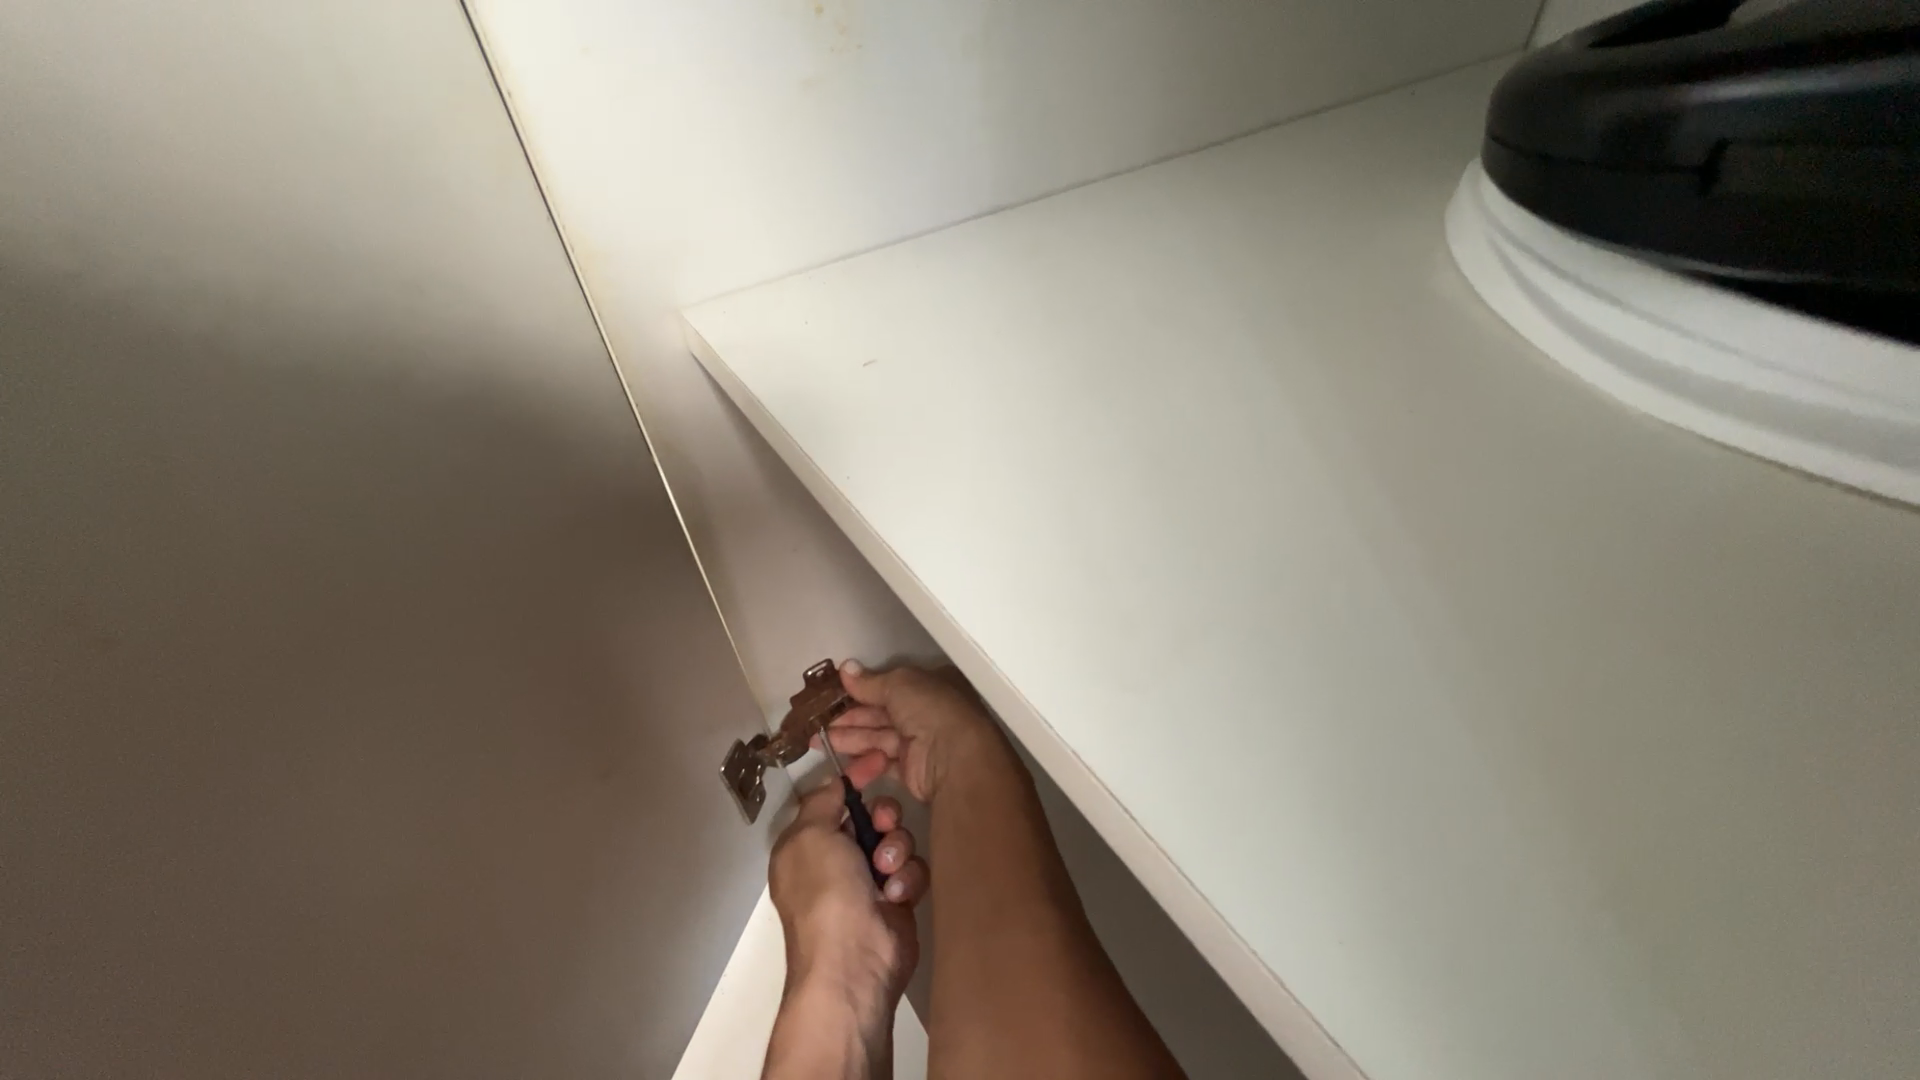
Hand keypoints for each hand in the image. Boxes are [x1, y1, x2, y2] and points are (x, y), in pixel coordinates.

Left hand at [767, 779, 928, 1016]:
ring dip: (896, 850)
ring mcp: (870, 881)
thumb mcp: (810, 835)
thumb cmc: (825, 892)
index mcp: (808, 844)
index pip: (835, 798)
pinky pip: (913, 868)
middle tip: (884, 825)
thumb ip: (822, 801)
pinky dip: (907, 878)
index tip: (880, 761)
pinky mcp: (898, 898)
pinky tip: (897, 895)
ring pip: (898, 839)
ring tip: (887, 872)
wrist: (855, 961)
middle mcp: (837, 860)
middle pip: (873, 816)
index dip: (856, 778)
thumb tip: (834, 782)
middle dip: (884, 816)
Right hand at [819, 660, 1013, 802]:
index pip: (889, 687)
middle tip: (819, 724)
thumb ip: (870, 681)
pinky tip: (842, 760)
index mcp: (927, 687)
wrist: (954, 757)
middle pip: (880, 714)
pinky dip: (864, 760)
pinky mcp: (912, 770)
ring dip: (850, 739)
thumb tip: (845, 668)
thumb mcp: (899, 684)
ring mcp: (918, 742)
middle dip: (849, 718)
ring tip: (819, 742)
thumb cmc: (930, 710)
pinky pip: (882, 762)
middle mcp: (924, 713)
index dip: (861, 690)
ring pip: (878, 737)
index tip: (835, 696)